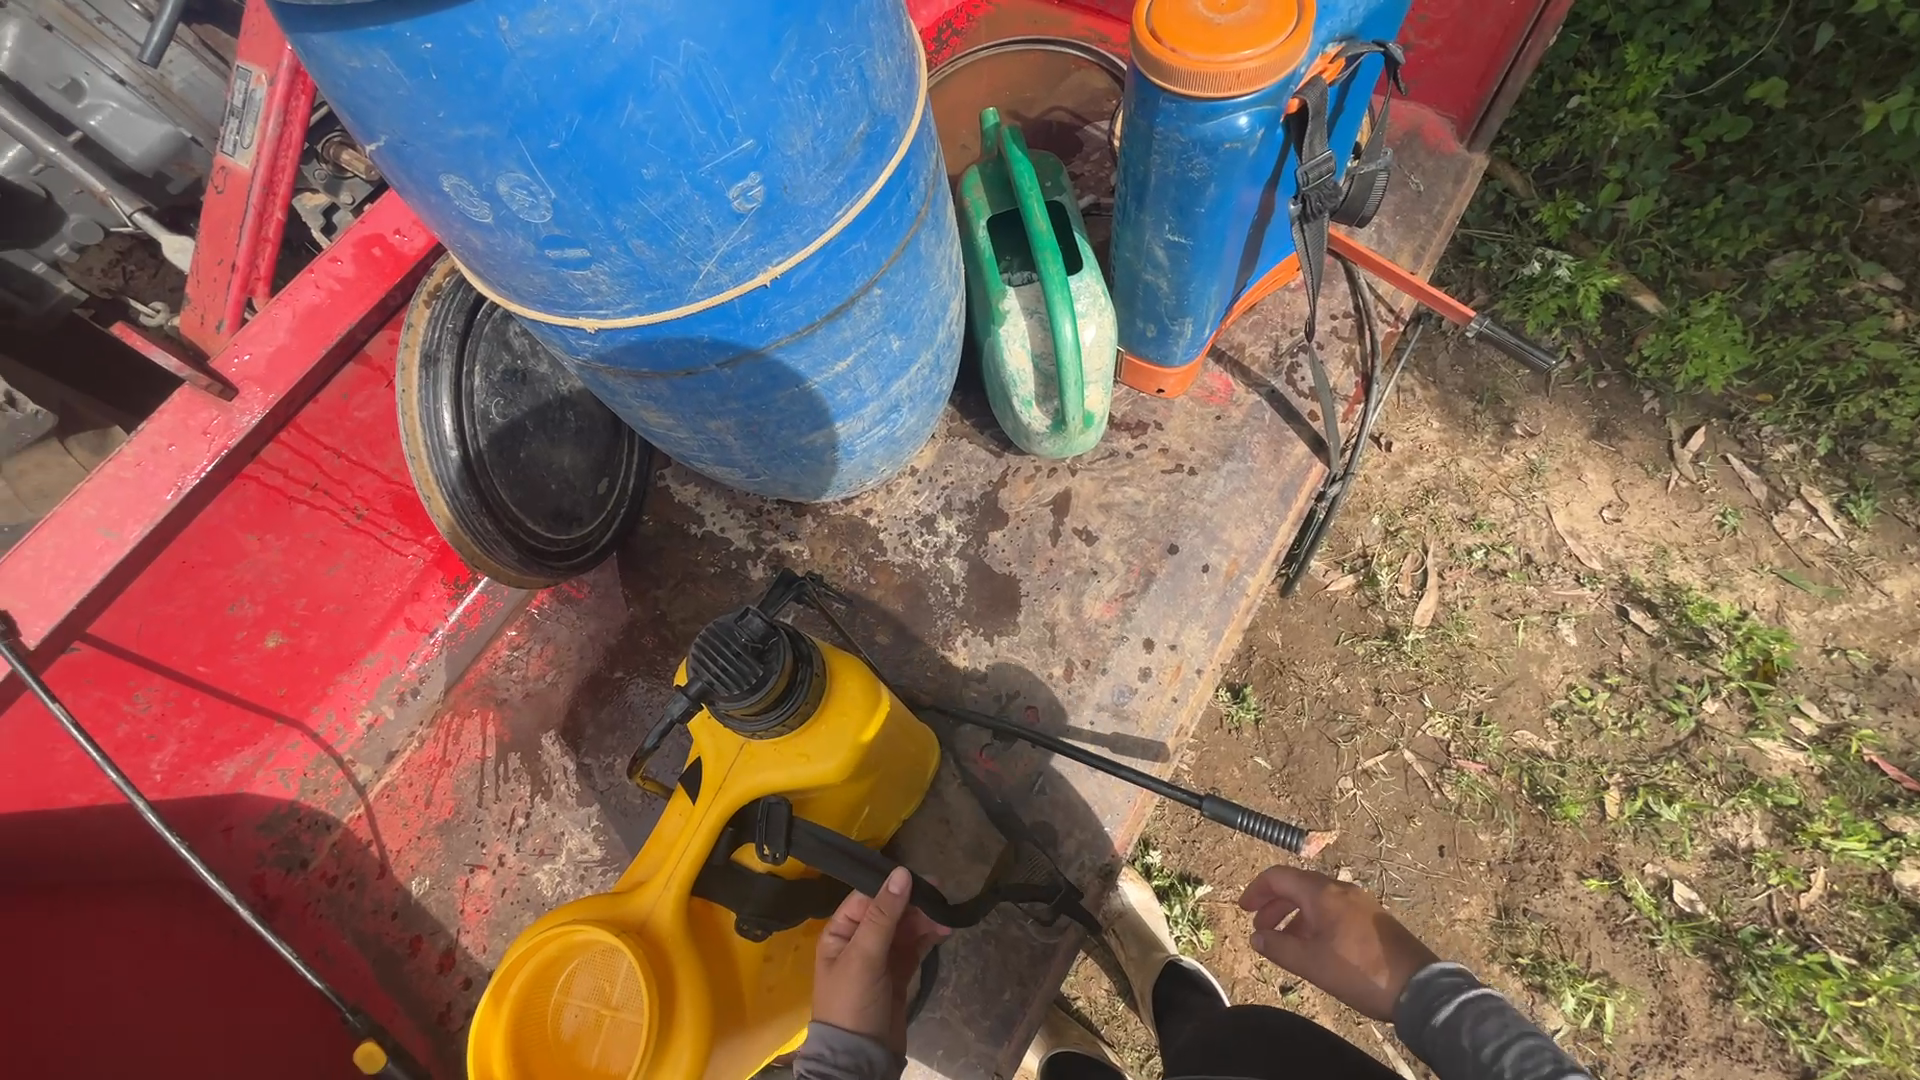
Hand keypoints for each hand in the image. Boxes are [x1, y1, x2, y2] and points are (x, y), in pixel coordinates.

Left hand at [813, 866, 951, 1053]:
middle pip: (890, 910)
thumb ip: (884, 914)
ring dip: (924, 920)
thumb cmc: (852, 1003)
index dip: (893, 887)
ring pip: (905, 927)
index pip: (868, 897)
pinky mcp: (898, 973)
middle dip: (914, 904)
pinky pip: (914, 946)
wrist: (860, 1061)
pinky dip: (928, 937)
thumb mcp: (864, 956)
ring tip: (944, 918)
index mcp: (841, 931)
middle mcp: (859, 940)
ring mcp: (880, 957)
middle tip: (940, 896)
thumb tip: (902, 872)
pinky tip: (943, 930)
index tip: (921, 879)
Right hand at [1238, 865, 1438, 1020]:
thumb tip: (1256, 937)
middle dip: (1273, 906)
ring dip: (1293, 917)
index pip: (1278, 877)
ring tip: (1284, 942)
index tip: (1244, 909)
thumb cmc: (1361, 971)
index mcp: (1321, 892)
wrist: (1421, 989)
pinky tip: (1314, 947)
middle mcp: (1339, 889)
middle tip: (1260, 928)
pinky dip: (1314, 922)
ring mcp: (1359, 903)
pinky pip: (1333, 911)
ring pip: (1315, 900)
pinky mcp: (1372, 919)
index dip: (1256, 891)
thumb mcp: (1313, 963)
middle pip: (1296, 886)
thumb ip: (1279, 948)